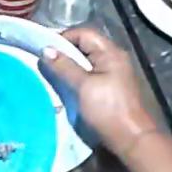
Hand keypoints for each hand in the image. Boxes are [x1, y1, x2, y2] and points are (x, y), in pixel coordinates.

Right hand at [40, 27, 161, 158]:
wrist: (129, 138)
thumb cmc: (107, 109)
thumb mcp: (84, 86)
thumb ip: (64, 67)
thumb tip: (45, 49)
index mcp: (110, 53)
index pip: (84, 34)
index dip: (63, 38)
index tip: (43, 49)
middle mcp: (112, 58)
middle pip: (84, 46)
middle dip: (63, 51)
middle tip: (43, 61)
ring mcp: (111, 73)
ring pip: (84, 61)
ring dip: (67, 65)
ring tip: (49, 72)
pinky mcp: (107, 87)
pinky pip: (87, 74)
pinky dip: (73, 76)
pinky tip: (62, 84)